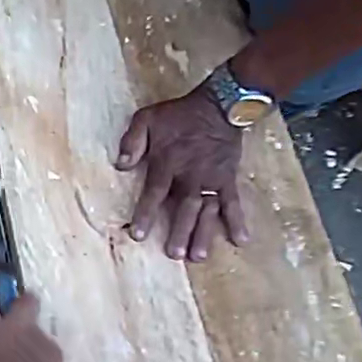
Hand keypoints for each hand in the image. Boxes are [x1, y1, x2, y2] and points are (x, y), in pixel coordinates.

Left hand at [116, 85, 249, 260]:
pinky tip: (241, 240)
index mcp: (167, 163)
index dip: (146, 213)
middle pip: (184, 208)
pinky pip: (234, 202)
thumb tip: (120, 165)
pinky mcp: (228, 180)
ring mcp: (211, 180)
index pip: (154, 193)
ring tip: (198, 256)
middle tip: (175, 254)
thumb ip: (132, 141)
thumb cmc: (179, 115)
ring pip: (206, 211)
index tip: (139, 235)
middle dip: (179, 231)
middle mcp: (190, 176)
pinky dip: (238, 221)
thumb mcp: (147, 118)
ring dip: (203, 234)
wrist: (219, 105)